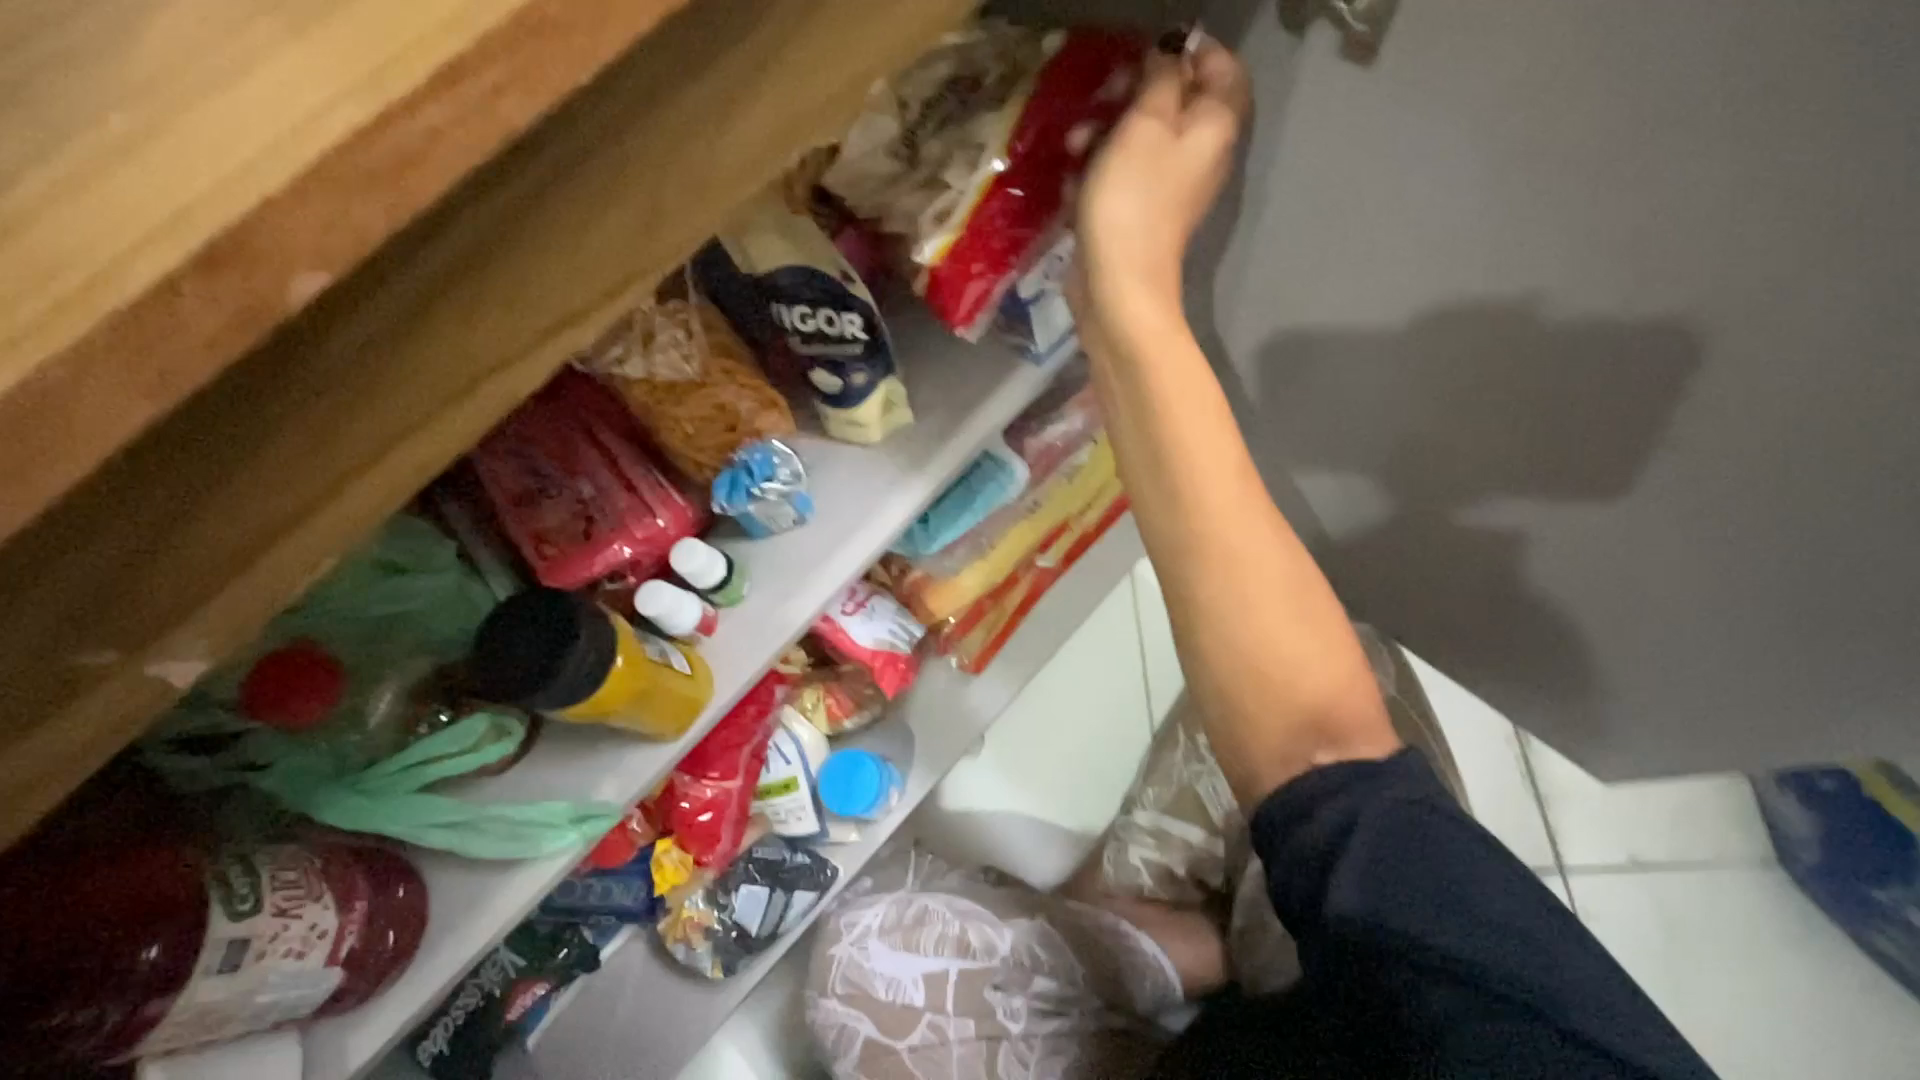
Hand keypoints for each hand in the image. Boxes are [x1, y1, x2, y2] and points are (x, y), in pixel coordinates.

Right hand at [1072, 37, 1251, 330]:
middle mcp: (1201, 153)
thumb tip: (1170, 52)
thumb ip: (1162, 77)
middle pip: (1175, 100)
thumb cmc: (1132, 198)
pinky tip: (1075, 181)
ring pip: (1140, 137)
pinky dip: (1098, 170)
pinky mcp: (1139, 210)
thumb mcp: (1145, 123)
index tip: (1145, 55)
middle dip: (1133, 93)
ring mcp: (1169, 185)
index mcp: (1216, 125)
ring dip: (1104, 133)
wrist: (1117, 284)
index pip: (1222, 67)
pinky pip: (1121, 173)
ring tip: (1076, 146)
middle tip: (1104, 95)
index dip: (1188, 51)